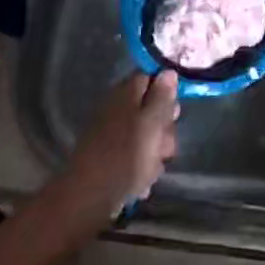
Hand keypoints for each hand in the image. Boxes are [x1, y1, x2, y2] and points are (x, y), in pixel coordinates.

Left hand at [59, 71, 179, 216]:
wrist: (92, 193)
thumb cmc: (125, 156)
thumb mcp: (150, 125)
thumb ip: (161, 99)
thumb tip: (169, 71)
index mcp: (126, 94)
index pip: (150, 81)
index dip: (166, 97)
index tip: (173, 116)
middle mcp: (118, 108)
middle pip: (152, 112)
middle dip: (163, 133)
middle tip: (161, 149)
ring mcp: (114, 132)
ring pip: (148, 138)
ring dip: (154, 156)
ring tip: (149, 170)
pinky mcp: (112, 155)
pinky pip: (137, 157)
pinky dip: (142, 170)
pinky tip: (139, 183)